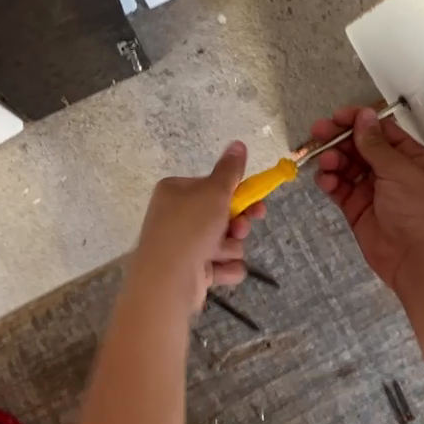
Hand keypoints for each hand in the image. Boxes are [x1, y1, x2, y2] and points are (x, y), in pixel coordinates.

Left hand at [129, 141, 265, 312]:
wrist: (167, 281)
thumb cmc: (190, 228)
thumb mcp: (214, 192)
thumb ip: (230, 170)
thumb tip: (238, 143)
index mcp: (176, 191)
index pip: (212, 187)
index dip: (237, 195)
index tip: (256, 202)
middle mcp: (176, 215)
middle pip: (220, 215)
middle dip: (236, 224)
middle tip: (242, 229)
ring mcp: (182, 245)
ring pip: (223, 242)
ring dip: (230, 247)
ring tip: (221, 253)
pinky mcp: (189, 271)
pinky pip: (218, 265)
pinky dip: (223, 268)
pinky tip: (220, 271)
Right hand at [312, 106, 423, 292]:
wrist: (419, 261)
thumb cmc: (418, 210)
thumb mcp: (400, 171)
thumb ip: (376, 144)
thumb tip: (363, 115)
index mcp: (408, 156)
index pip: (378, 130)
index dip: (357, 121)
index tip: (336, 117)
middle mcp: (389, 169)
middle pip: (357, 145)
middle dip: (338, 138)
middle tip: (318, 133)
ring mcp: (371, 189)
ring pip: (345, 165)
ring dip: (332, 160)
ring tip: (326, 163)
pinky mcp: (355, 208)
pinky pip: (338, 188)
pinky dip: (329, 181)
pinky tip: (325, 181)